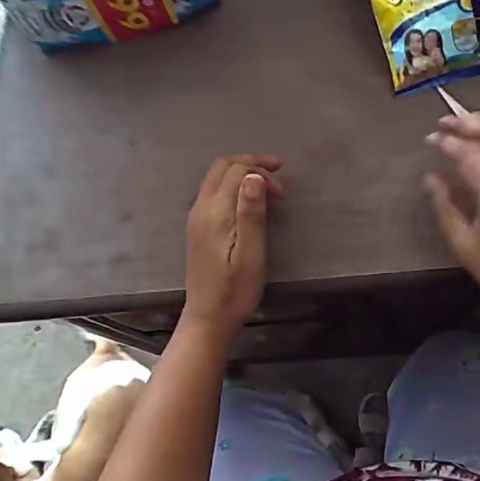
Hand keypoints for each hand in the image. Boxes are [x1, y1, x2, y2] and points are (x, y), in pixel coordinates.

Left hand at [182, 155, 282, 336]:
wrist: (209, 317)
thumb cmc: (235, 289)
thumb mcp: (251, 253)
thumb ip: (250, 213)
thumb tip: (254, 176)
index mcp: (214, 212)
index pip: (235, 171)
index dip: (260, 171)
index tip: (282, 190)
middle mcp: (201, 208)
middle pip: (222, 167)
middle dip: (250, 163)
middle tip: (278, 172)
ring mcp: (197, 218)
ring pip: (217, 178)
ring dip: (243, 173)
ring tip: (269, 186)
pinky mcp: (199, 228)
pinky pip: (215, 192)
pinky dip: (235, 186)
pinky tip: (251, 201)